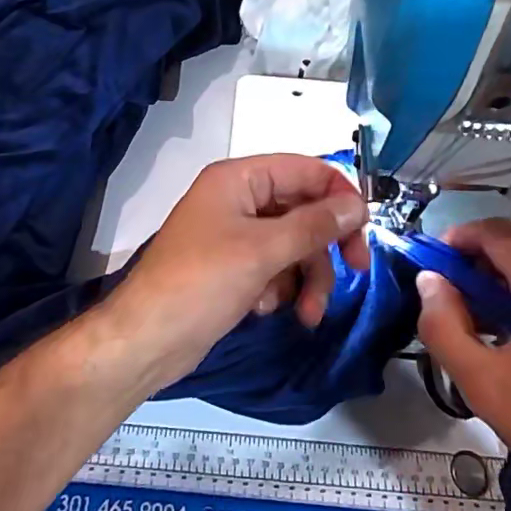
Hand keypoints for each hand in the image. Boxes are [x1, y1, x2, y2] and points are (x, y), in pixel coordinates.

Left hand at [109, 154, 369, 388]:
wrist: (147, 340)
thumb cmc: (200, 284)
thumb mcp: (263, 251)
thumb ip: (314, 225)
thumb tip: (357, 206)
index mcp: (239, 179)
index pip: (305, 170)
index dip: (338, 195)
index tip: (364, 230)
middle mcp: (238, 200)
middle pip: (303, 210)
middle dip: (325, 247)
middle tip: (356, 271)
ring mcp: (234, 235)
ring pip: (293, 245)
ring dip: (306, 278)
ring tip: (308, 313)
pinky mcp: (233, 268)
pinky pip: (274, 268)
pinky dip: (279, 288)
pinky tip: (265, 309)